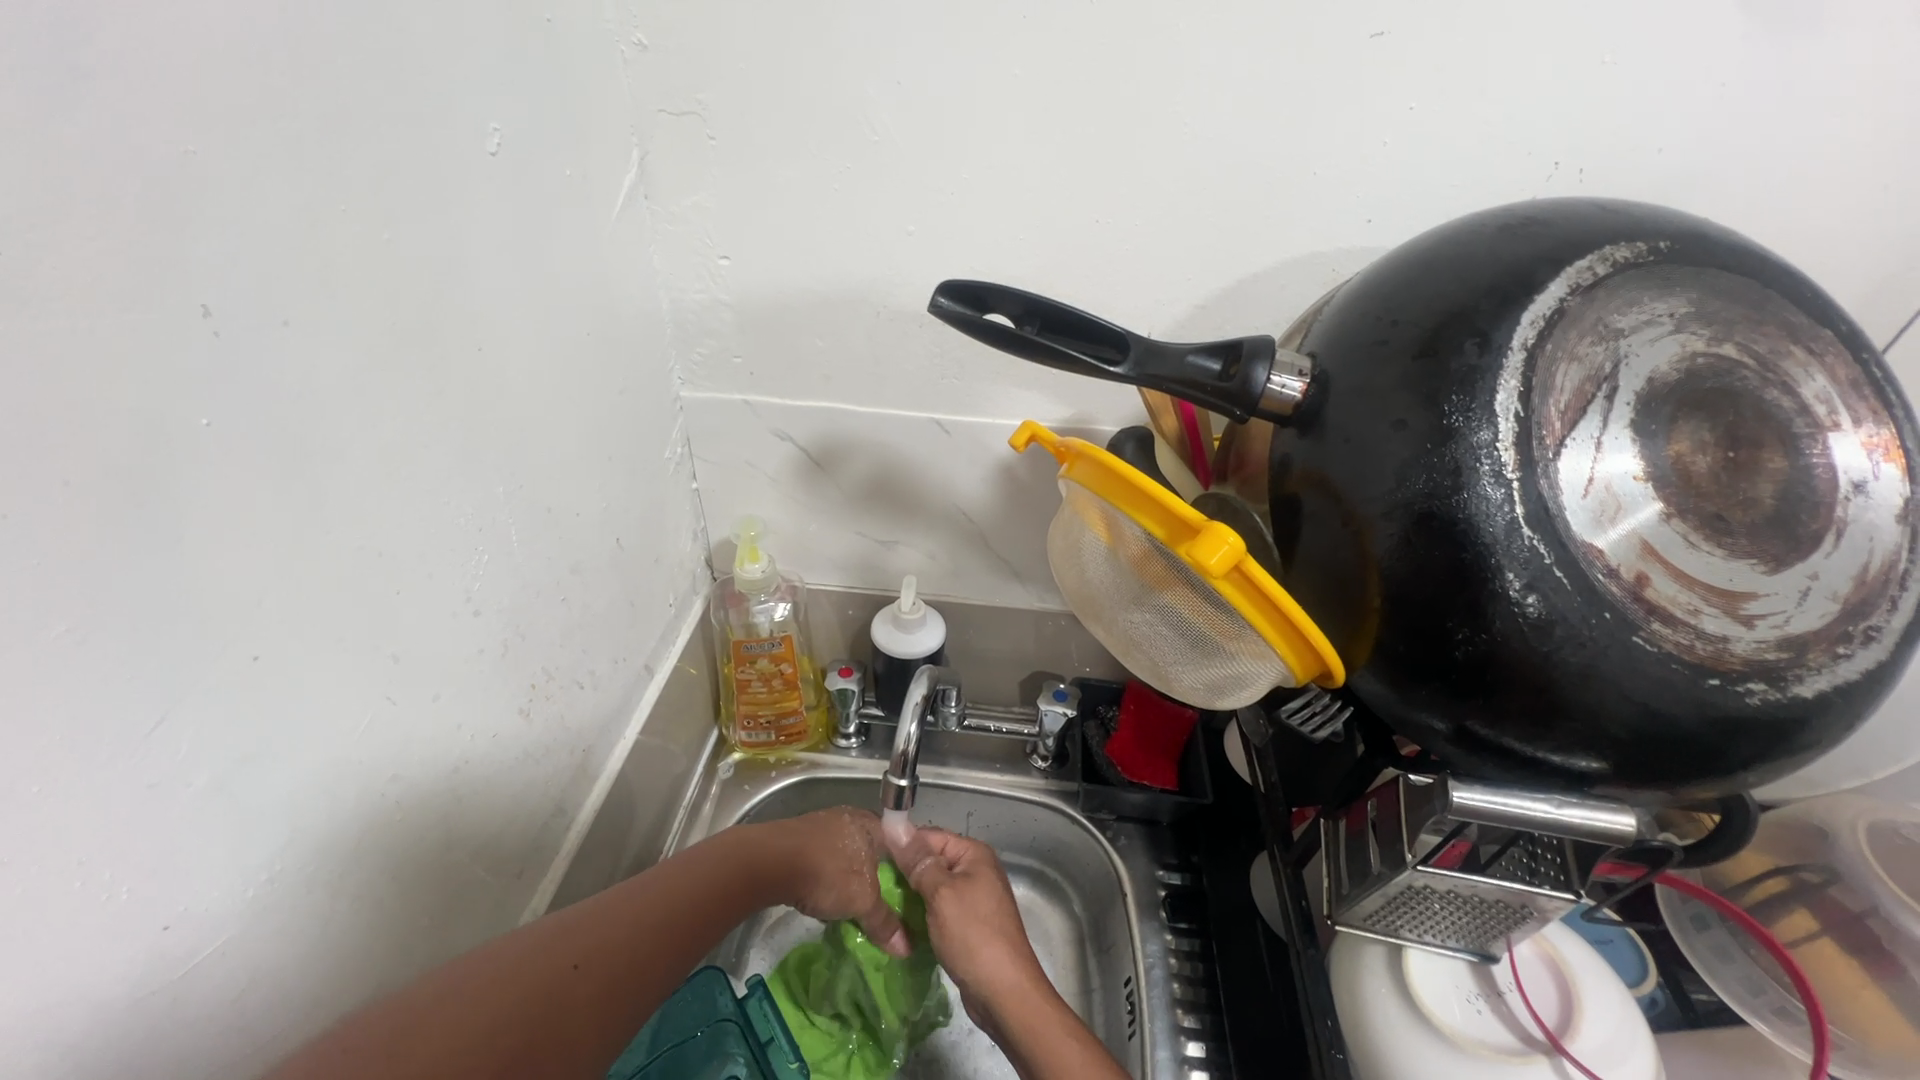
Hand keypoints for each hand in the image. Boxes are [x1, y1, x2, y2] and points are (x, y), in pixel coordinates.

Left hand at [757, 806, 908, 956]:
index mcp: (873, 824)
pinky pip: (825, 859)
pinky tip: (826, 895)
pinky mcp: (799, 839)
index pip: (902, 845)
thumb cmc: (827, 872)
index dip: (909, 869)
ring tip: (855, 903)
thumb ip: (884, 922)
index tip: (913, 893)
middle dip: (878, 875)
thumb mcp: (863, 902)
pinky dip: (829, 876)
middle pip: (874, 849)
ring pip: (848, 855)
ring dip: (851, 876)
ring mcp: (823, 826)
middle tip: (885, 903)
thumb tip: (906, 948)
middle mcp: (851, 818)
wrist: (770, 861)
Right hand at [885, 826, 1051, 1031]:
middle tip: (871, 886)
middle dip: (903, 874)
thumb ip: (918, 861)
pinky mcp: (967, 925)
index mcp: (973, 854)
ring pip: (931, 889)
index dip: (901, 845)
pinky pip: (937, 911)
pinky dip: (921, 916)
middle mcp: (975, 871)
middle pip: (930, 862)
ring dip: (910, 898)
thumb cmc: (972, 935)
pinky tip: (900, 926)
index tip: (870, 858)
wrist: (1003, 992)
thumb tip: (895, 825)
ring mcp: (972, 899)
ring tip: (881, 906)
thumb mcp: (941, 893)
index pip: (929, 836)